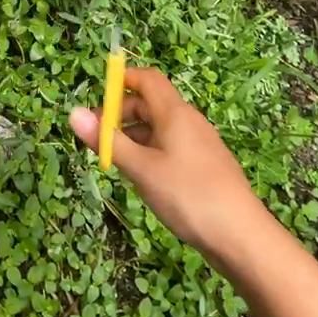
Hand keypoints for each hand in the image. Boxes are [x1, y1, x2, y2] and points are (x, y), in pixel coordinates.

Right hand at [69, 66, 266, 252]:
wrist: (244, 238)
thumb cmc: (188, 195)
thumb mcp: (141, 168)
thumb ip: (107, 141)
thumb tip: (73, 113)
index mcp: (175, 113)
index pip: (147, 78)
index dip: (121, 80)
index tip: (97, 98)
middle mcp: (189, 121)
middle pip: (150, 103)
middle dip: (121, 114)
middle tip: (98, 138)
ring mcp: (200, 145)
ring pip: (160, 128)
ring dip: (135, 137)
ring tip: (116, 162)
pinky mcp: (206, 167)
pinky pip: (172, 147)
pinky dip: (151, 153)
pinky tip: (145, 179)